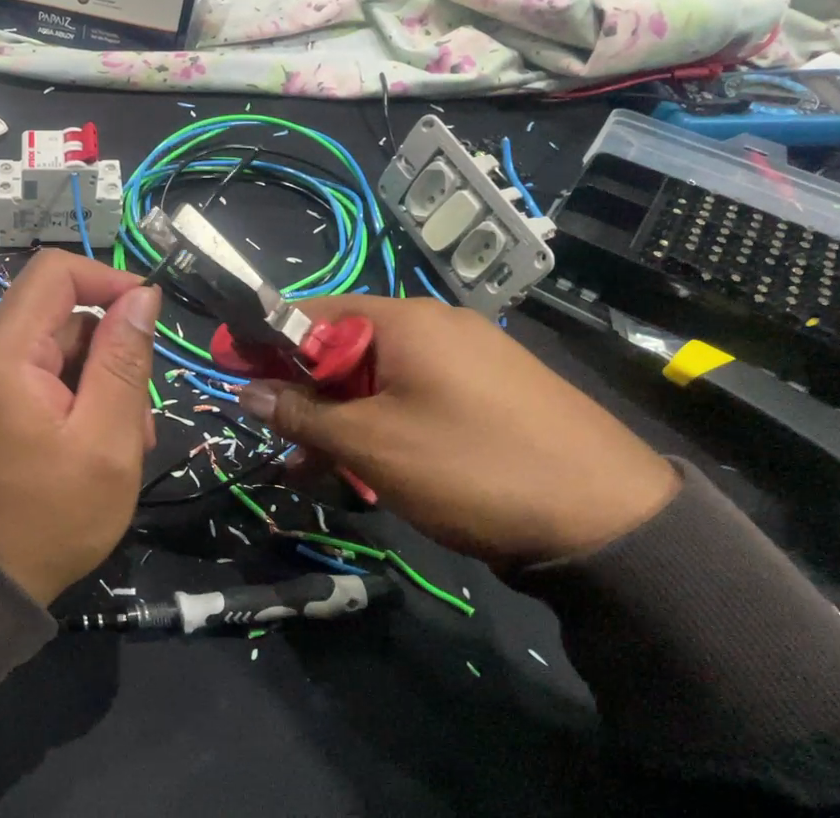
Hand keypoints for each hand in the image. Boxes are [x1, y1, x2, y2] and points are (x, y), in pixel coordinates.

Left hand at [0, 251, 160, 603]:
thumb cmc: (50, 517)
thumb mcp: (107, 440)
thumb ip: (123, 359)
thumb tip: (141, 295)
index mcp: (2, 352)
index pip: (55, 271)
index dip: (109, 281)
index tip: (149, 320)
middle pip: (59, 314)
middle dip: (108, 353)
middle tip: (136, 420)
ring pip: (54, 347)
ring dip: (95, 383)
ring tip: (117, 444)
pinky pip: (34, 373)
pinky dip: (69, 397)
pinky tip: (89, 444)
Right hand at [239, 295, 677, 568]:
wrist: (612, 526)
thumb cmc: (471, 468)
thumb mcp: (369, 444)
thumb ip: (299, 413)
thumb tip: (245, 391)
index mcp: (405, 322)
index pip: (310, 313)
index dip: (262, 343)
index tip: (227, 372)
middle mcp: (436, 327)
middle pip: (341, 348)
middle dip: (301, 393)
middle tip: (276, 439)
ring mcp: (470, 360)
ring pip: (376, 381)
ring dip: (337, 419)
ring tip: (316, 468)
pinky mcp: (491, 395)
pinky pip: (413, 399)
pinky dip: (379, 426)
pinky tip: (367, 469)